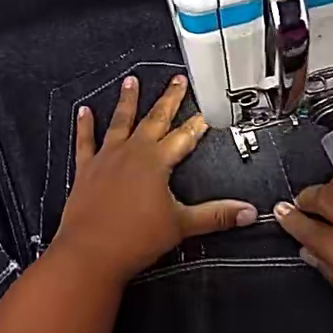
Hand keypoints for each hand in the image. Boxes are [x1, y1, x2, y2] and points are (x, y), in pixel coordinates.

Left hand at [51, 74, 257, 283]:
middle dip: (169, 98)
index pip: (184, 137)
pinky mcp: (86, 169)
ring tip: (131, 81)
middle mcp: (132, 152)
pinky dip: (85, 125)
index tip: (207, 113)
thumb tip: (248, 212)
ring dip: (128, 100)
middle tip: (177, 80)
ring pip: (121, 122)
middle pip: (155, 119)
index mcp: (156, 162)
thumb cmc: (135, 239)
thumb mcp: (181, 225)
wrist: (90, 253)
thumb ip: (216, 215)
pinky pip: (86, 141)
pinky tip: (84, 111)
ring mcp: (107, 158)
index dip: (198, 124)